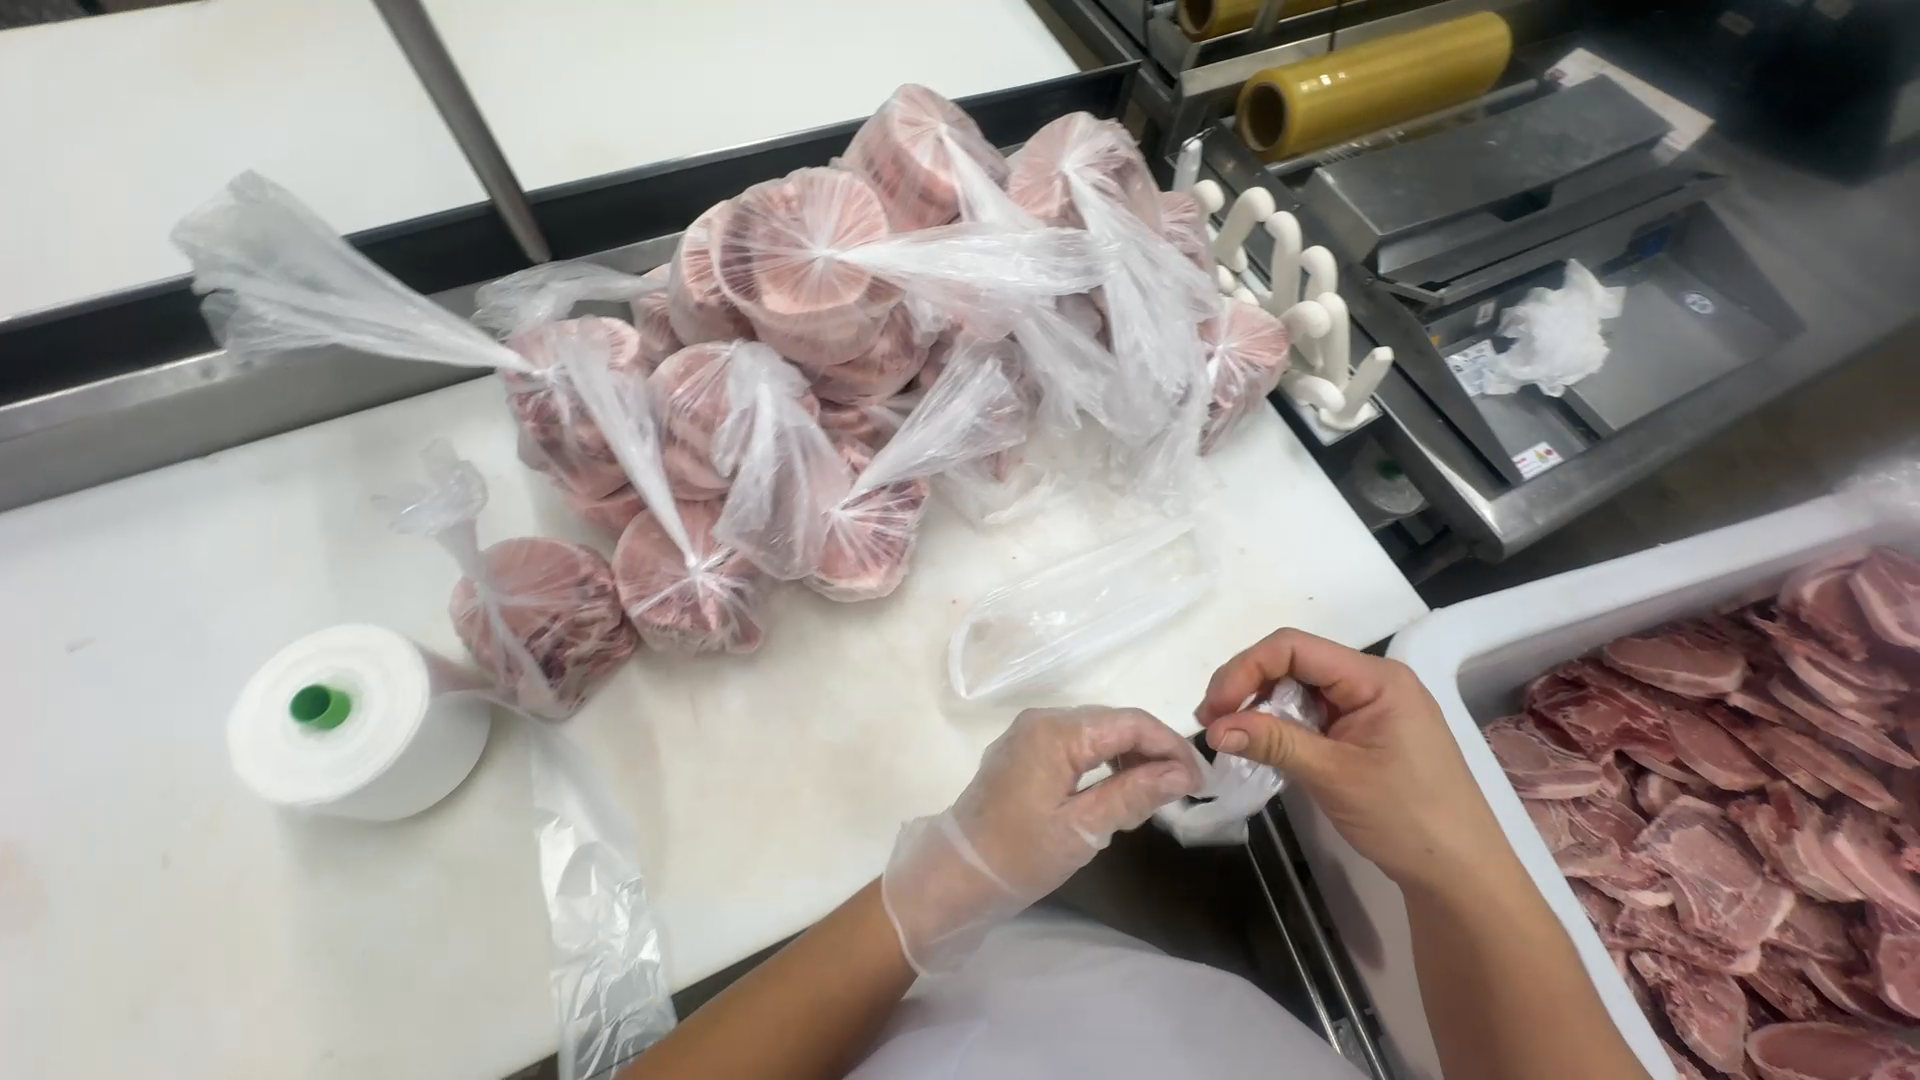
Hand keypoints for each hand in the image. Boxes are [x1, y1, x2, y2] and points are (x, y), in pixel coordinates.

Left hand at [882, 706, 1201, 974]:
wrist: (954, 876)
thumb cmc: (1017, 856)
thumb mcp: (1082, 829)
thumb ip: (1134, 795)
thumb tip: (1183, 772)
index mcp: (1055, 731)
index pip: (1130, 723)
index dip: (1170, 746)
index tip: (1201, 780)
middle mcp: (1042, 719)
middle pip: (1113, 722)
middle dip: (1153, 750)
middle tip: (1185, 789)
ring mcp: (1029, 733)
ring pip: (1096, 732)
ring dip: (1130, 755)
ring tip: (1156, 792)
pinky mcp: (1023, 750)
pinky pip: (1075, 744)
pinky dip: (1103, 761)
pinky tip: (1117, 788)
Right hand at [1195, 629, 1515, 892]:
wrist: (1462, 876)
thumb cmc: (1407, 818)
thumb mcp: (1333, 776)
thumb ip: (1272, 742)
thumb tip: (1213, 728)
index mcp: (1376, 678)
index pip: (1293, 648)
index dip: (1245, 669)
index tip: (1213, 710)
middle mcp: (1372, 681)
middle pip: (1293, 662)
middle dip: (1246, 686)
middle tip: (1211, 723)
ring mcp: (1370, 706)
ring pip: (1298, 687)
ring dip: (1259, 706)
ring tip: (1229, 735)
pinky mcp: (1364, 731)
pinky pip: (1312, 712)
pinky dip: (1280, 724)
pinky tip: (1260, 744)